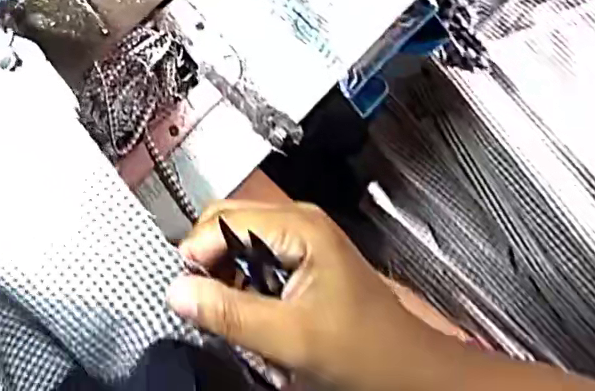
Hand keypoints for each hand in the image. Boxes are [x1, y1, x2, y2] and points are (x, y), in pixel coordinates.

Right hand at [168, 200, 594, 390]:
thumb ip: (233, 314)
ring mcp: (299, 235)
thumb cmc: (368, 353)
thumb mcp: (293, 340)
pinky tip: (248, 313)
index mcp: (299, 224)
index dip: (200, 250)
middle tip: (199, 300)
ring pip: (238, 239)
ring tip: (226, 313)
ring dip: (224, 273)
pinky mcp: (300, 256)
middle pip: (228, 221)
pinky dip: (241, 281)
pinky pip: (254, 256)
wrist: (415, 376)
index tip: (182, 286)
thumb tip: (179, 293)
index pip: (227, 219)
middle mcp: (297, 219)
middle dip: (209, 258)